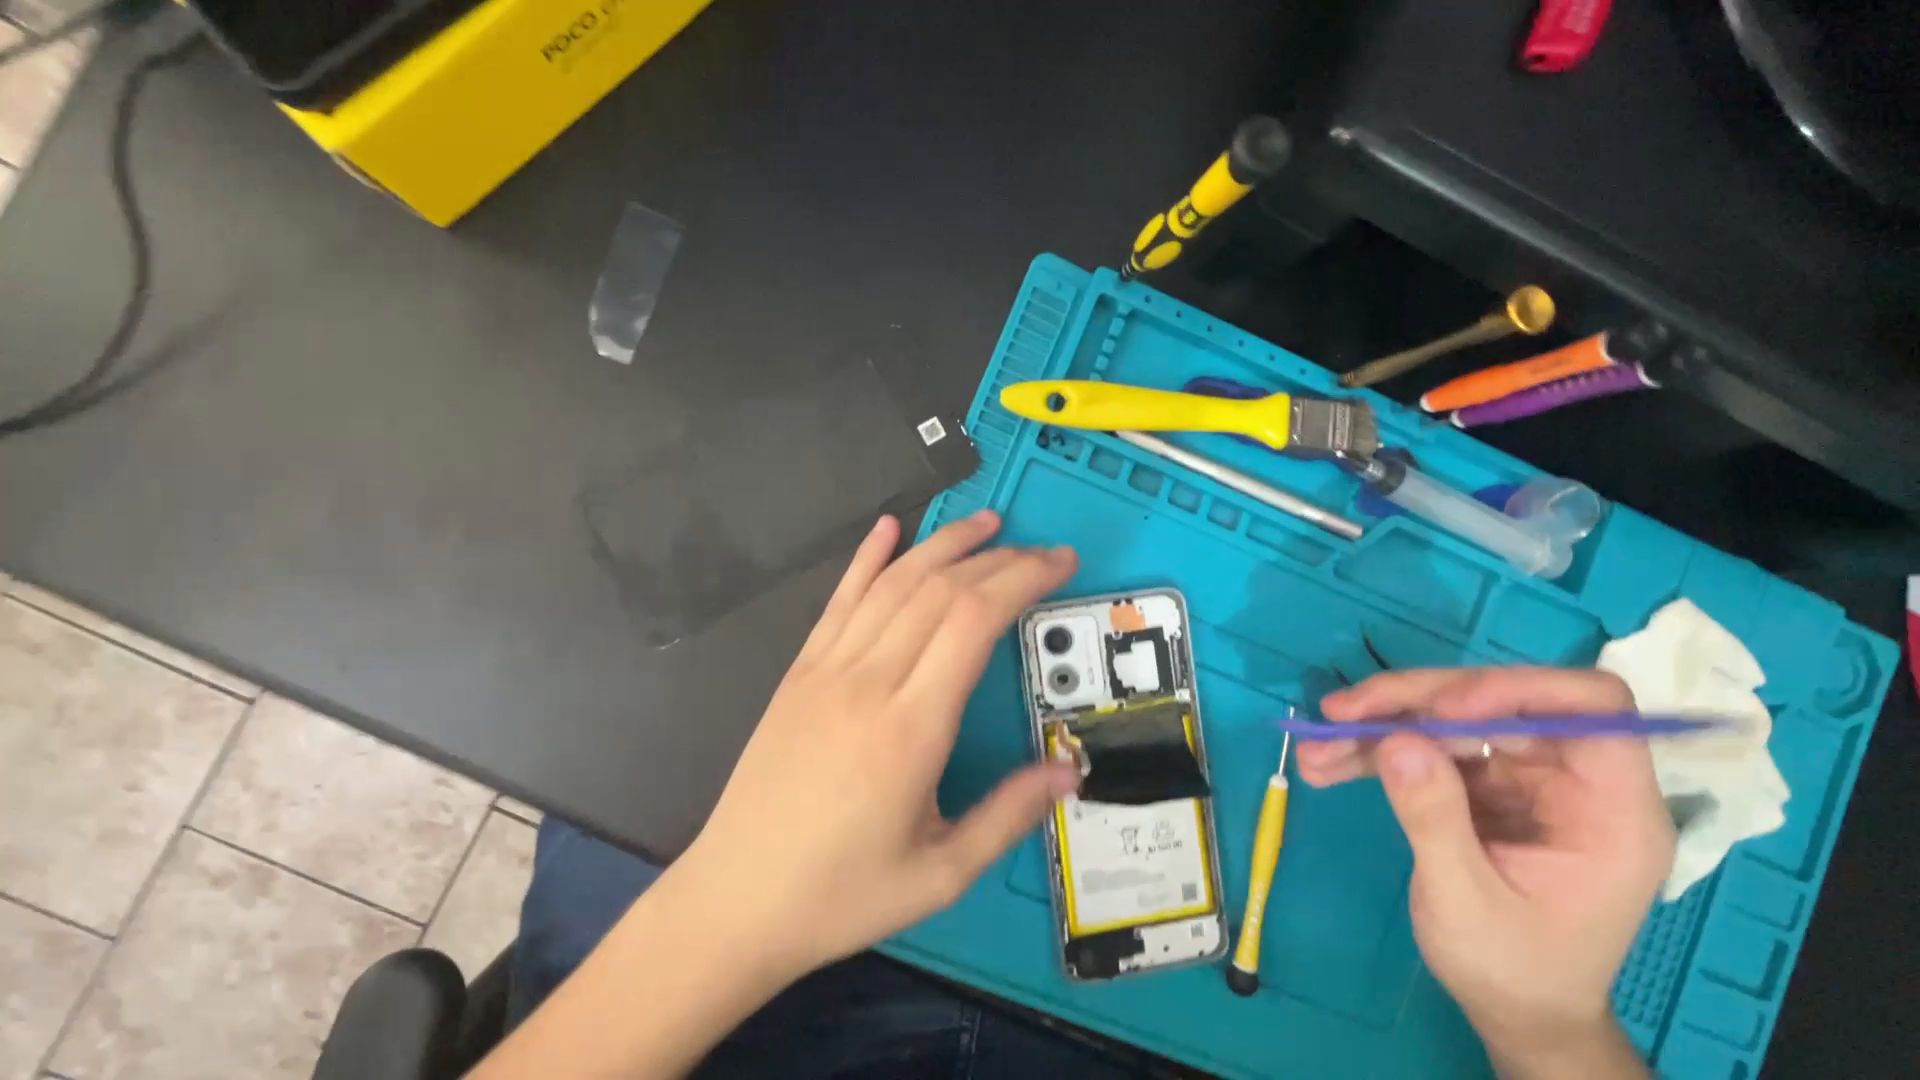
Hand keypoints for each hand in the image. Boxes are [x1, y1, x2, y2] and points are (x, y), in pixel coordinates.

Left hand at [678, 510, 1080, 977]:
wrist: (736, 901)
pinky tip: (888, 527)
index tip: (1059, 563)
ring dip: (942, 545)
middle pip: (939, 591)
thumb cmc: (842, 894)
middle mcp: (867, 682)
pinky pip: (838, 600)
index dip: (1021, 579)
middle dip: (997, 559)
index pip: (973, 620)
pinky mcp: (797, 674)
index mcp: (911, 728)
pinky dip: (866, 557)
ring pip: (891, 584)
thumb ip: (1009, 815)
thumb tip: (1070, 770)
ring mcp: (825, 671)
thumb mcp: (941, 873)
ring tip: (985, 524)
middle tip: (1040, 550)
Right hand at [1295, 667, 1673, 1071]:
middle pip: (1496, 703)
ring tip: (1316, 743)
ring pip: (1450, 719)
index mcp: (1609, 807)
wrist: (1515, 1013)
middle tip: (1339, 712)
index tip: (1442, 710)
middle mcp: (1569, 778)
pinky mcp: (1482, 786)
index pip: (1589, 707)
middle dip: (1412, 702)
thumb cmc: (1513, 970)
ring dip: (1378, 725)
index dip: (1517, 690)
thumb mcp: (1466, 903)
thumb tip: (1396, 740)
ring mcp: (1523, 779)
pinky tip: (1326, 765)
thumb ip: (1435, 820)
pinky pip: (1427, 747)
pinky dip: (1375, 752)